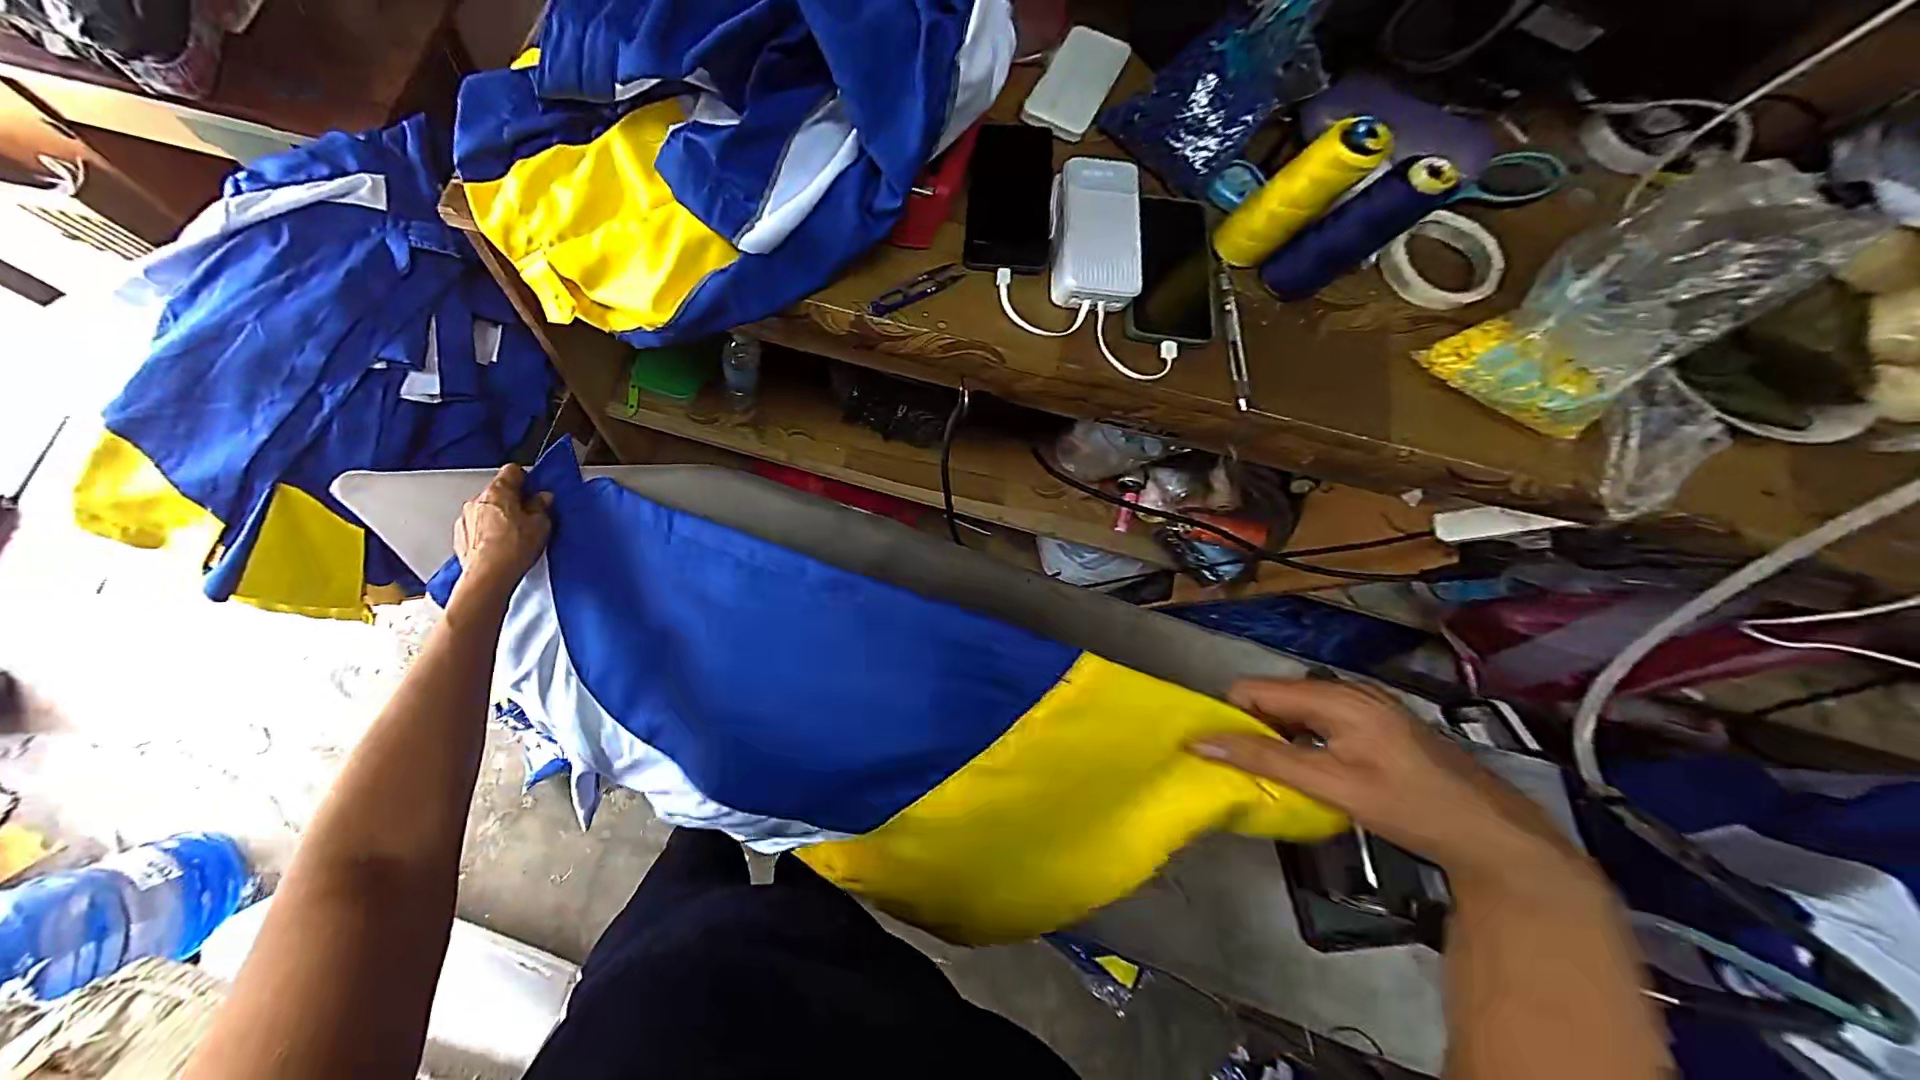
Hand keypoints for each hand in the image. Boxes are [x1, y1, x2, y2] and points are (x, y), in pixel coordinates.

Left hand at [452, 464, 551, 599]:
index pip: (512, 471)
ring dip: (500, 517)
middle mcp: (477, 500)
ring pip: (487, 509)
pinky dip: (488, 532)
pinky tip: (502, 546)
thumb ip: (542, 506)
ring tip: (516, 535)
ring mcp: (466, 518)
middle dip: (514, 501)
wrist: (488, 575)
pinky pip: (477, 526)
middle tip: (531, 517)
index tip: (535, 491)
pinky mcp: (460, 536)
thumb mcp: (541, 524)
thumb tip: (542, 499)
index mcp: (498, 491)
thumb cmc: (513, 548)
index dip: (526, 479)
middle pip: (498, 491)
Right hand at [1190, 678, 1574, 882]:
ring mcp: (1363, 706)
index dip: (1230, 717)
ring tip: (1272, 774)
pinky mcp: (1373, 724)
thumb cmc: (1411, 806)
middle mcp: (1346, 690)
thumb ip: (1266, 760)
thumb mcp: (1333, 785)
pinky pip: (1317, 722)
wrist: (1493, 835)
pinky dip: (1301, 742)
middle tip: (1246, 769)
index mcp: (1334, 696)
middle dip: (1252, 729)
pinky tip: (1308, 772)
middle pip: (1273, 698)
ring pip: (1294, 712)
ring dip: (1276, 738)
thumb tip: (1201, 742)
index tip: (1218, 752)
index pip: (1253, 689)